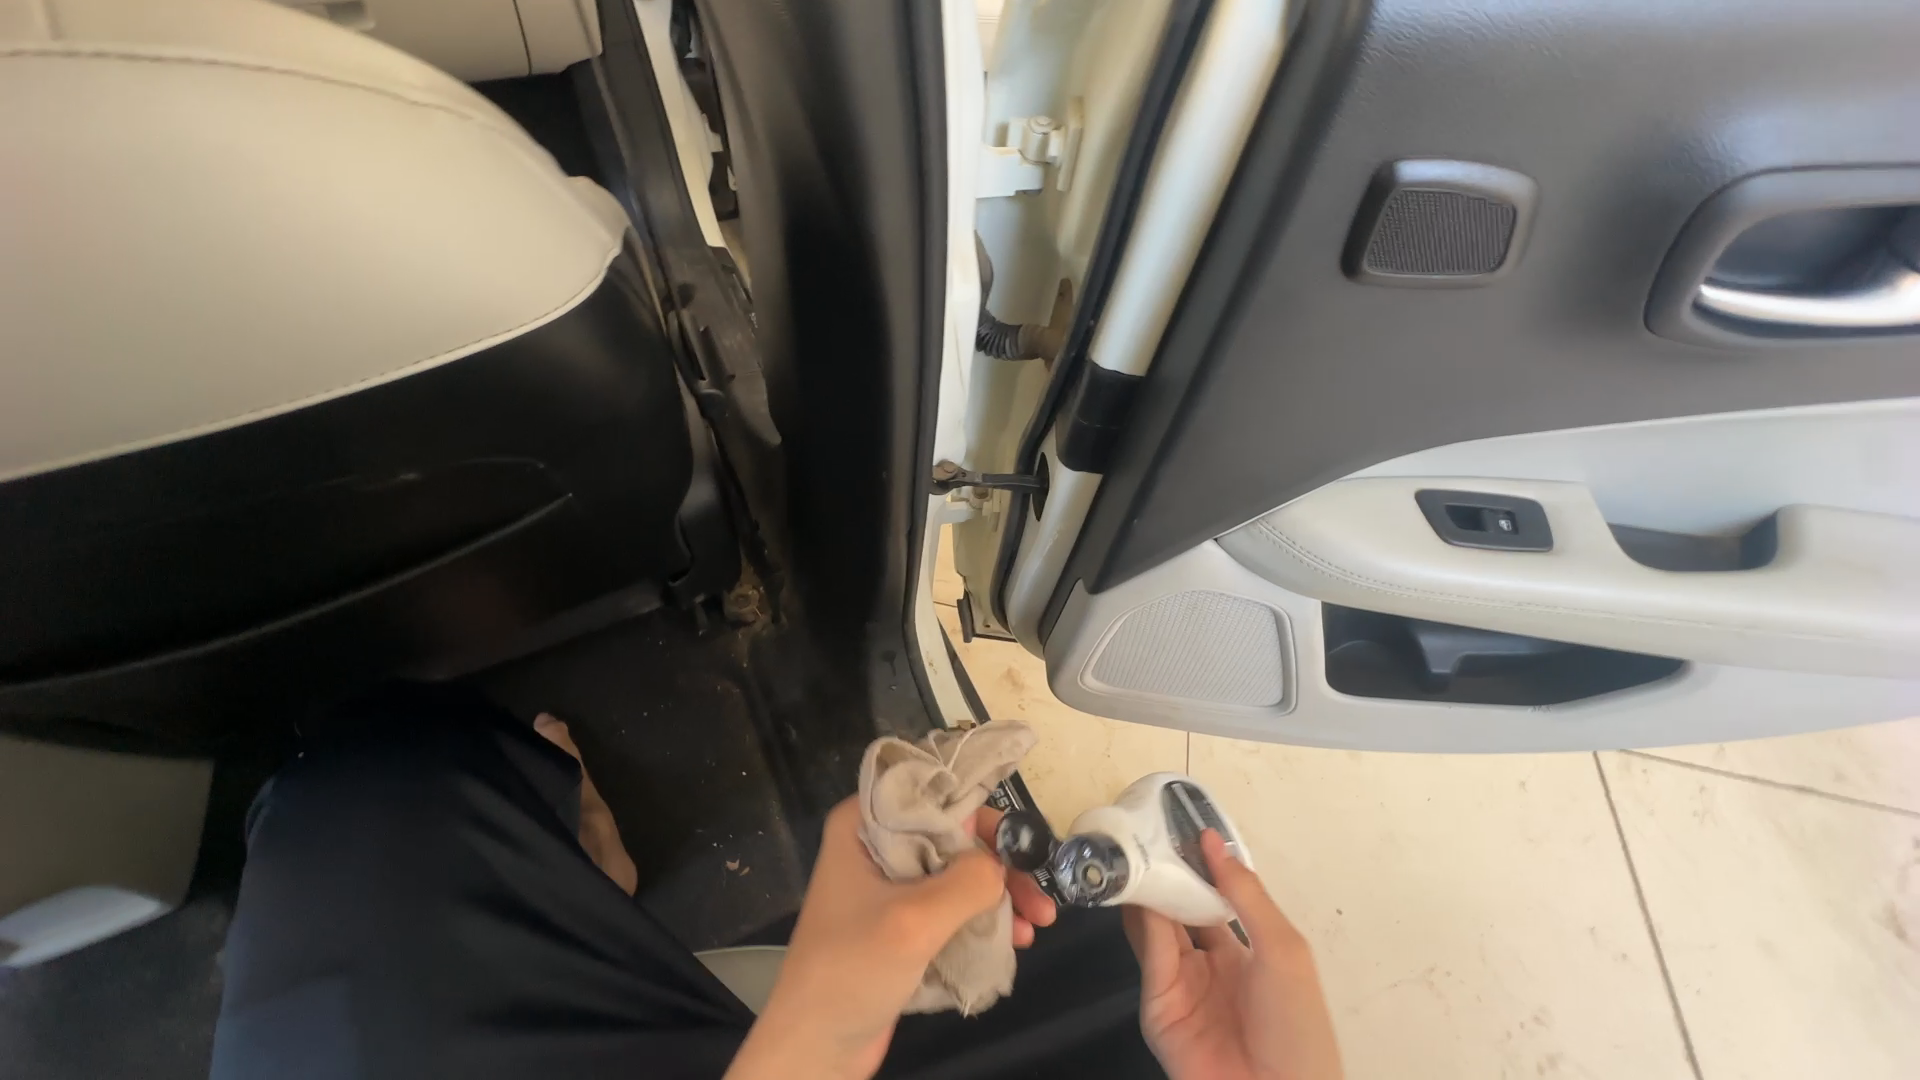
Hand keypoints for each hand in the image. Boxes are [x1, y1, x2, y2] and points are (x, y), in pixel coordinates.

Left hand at [724, 798, 1057, 1079]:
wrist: (813, 1051)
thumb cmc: (851, 971)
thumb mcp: (915, 920)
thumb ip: (967, 882)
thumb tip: (1004, 861)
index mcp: (863, 823)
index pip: (931, 794)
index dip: (979, 812)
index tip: (1023, 839)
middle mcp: (876, 843)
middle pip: (953, 835)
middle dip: (999, 865)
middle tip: (1038, 897)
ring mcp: (888, 884)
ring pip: (957, 872)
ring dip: (998, 895)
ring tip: (1035, 925)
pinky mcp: (900, 922)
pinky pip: (950, 905)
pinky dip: (981, 918)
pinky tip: (1013, 939)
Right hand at [1124, 830, 1342, 1079]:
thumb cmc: (1295, 1023)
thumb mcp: (1282, 949)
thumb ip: (1244, 893)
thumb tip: (1212, 838)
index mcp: (1242, 950)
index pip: (1211, 897)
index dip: (1196, 864)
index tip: (1176, 824)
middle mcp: (1207, 962)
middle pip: (1178, 908)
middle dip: (1164, 873)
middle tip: (1144, 832)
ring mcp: (1180, 983)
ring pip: (1157, 925)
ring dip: (1147, 889)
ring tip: (1133, 851)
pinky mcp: (1157, 1004)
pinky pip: (1150, 953)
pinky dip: (1142, 919)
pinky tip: (1140, 890)